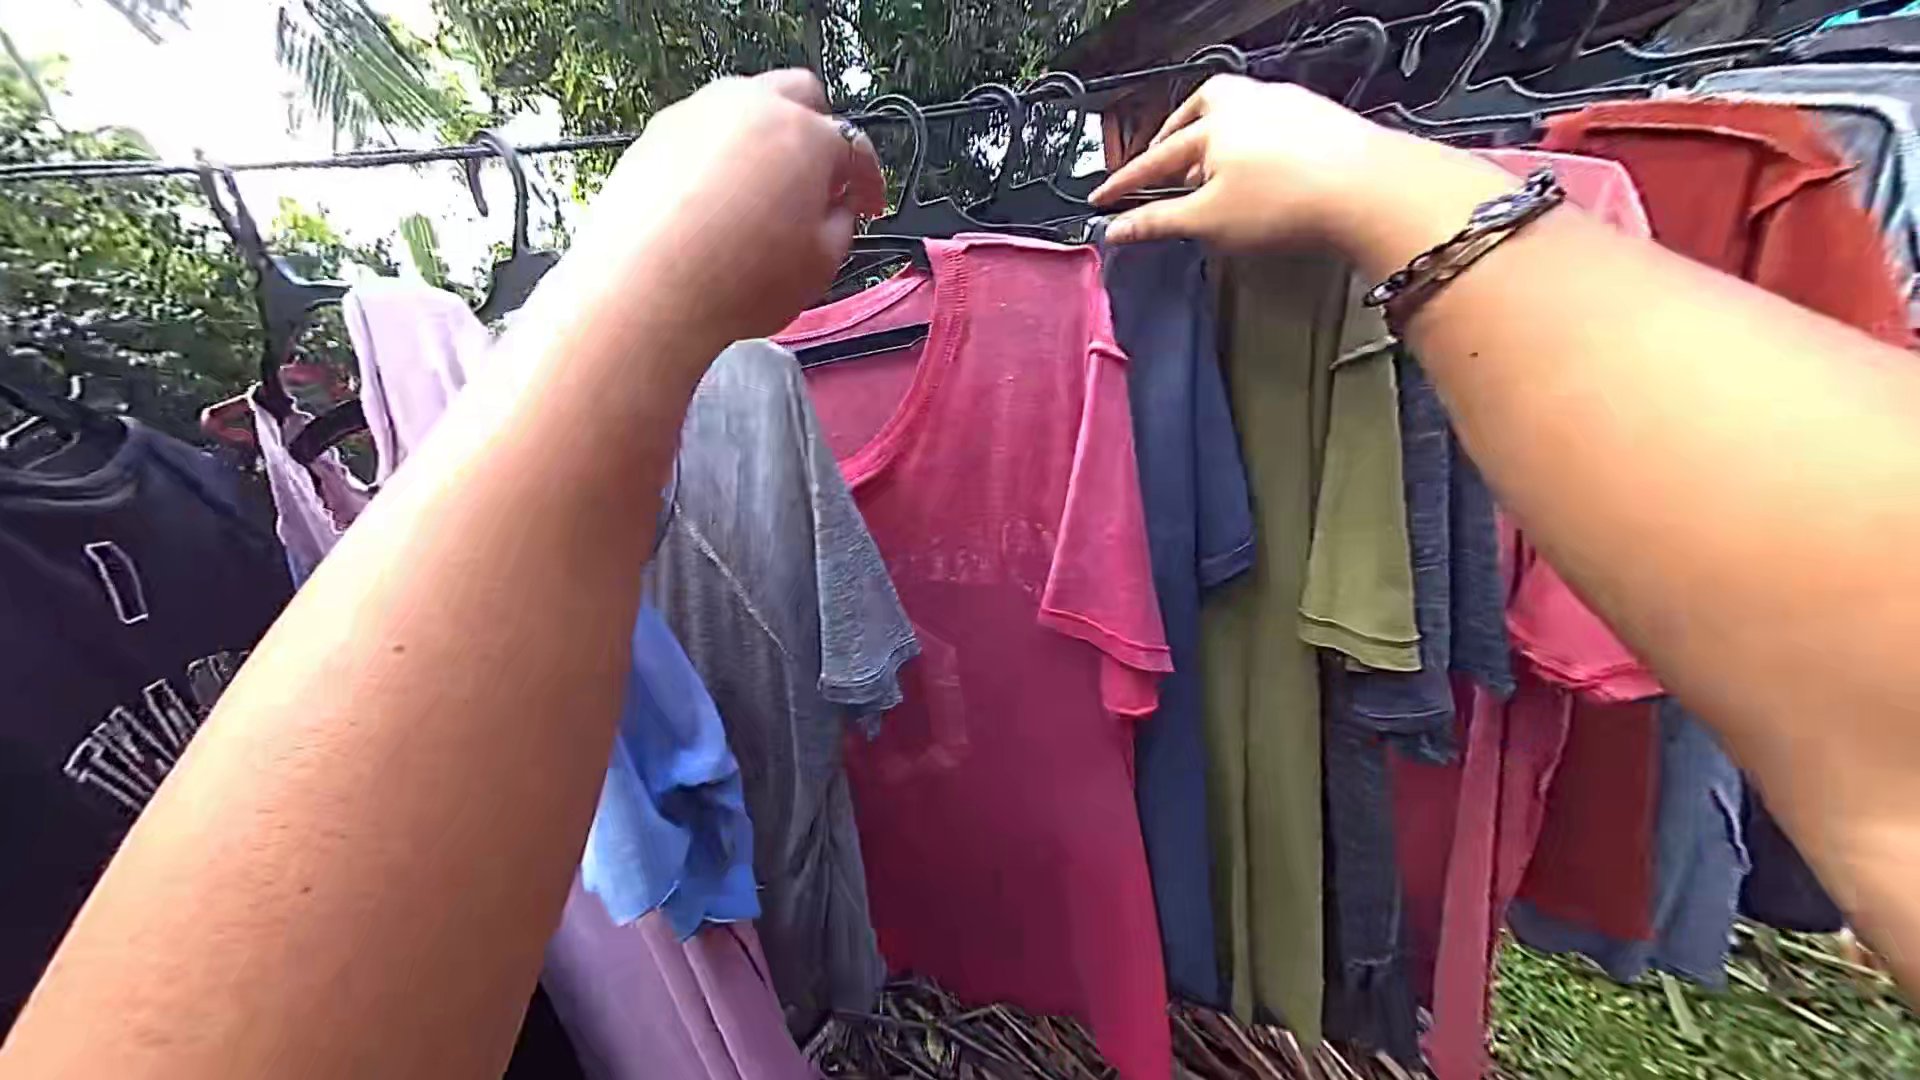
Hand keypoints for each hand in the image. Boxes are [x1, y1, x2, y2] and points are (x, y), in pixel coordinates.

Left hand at [551, 70, 884, 351]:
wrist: (651, 290)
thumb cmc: (738, 282)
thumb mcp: (822, 265)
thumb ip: (844, 224)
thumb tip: (840, 208)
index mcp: (804, 137)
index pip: (854, 146)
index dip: (868, 180)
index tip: (868, 204)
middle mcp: (751, 107)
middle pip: (803, 99)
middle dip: (822, 139)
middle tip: (824, 188)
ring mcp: (700, 112)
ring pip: (752, 110)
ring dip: (773, 145)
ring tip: (773, 200)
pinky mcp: (659, 132)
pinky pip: (709, 132)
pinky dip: (729, 159)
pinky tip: (729, 206)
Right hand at [1088, 75, 1511, 267]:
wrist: (1364, 189)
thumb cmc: (1280, 204)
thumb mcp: (1206, 221)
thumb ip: (1156, 223)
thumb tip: (1115, 230)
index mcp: (1211, 125)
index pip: (1153, 160)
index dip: (1123, 184)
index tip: (1100, 200)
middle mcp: (1245, 102)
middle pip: (1196, 108)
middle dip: (1171, 135)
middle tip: (1159, 162)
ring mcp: (1283, 102)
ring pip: (1232, 107)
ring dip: (1208, 131)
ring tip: (1202, 164)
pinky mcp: (1313, 114)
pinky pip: (1262, 116)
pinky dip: (1242, 136)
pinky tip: (1247, 163)